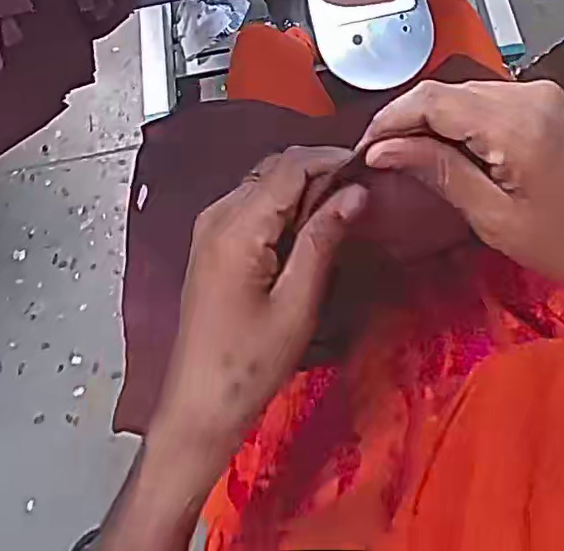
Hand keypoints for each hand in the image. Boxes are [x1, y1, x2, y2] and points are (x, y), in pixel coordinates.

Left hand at [148, 146, 368, 468]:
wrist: (198, 405)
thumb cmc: (248, 364)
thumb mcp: (297, 303)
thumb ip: (323, 238)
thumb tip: (355, 192)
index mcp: (236, 227)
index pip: (288, 167)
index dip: (329, 158)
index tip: (365, 166)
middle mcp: (217, 215)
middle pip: (274, 168)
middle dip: (318, 171)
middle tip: (357, 192)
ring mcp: (209, 225)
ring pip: (264, 181)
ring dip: (302, 187)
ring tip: (338, 211)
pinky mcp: (211, 239)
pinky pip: (252, 202)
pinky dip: (283, 204)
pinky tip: (305, 228)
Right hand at [356, 79, 563, 335]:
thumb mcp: (492, 216)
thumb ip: (435, 170)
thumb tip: (382, 149)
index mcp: (518, 124)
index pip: (433, 100)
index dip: (390, 120)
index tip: (366, 148)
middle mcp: (530, 95)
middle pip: (445, 90)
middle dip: (406, 119)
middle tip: (380, 153)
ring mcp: (541, 93)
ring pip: (462, 91)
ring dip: (430, 117)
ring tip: (406, 151)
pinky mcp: (545, 99)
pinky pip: (485, 98)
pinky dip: (457, 117)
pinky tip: (444, 143)